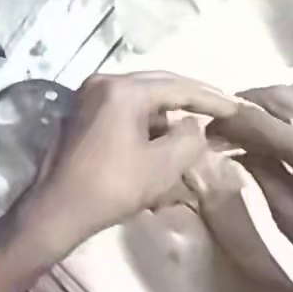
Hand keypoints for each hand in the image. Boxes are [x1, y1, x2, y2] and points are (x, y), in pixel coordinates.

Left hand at [18, 73, 238, 259]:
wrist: (56, 209)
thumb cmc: (111, 187)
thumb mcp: (162, 167)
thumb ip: (189, 139)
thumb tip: (191, 125)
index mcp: (122, 90)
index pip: (177, 87)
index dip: (210, 99)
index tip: (236, 108)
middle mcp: (103, 82)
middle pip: (157, 84)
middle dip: (189, 99)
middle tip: (220, 109)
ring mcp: (87, 95)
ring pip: (139, 97)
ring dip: (165, 112)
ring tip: (190, 130)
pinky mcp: (80, 112)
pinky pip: (122, 108)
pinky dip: (144, 121)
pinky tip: (159, 139)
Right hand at [207, 86, 292, 275]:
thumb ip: (264, 178)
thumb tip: (238, 153)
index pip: (263, 122)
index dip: (230, 121)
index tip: (208, 125)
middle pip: (286, 98)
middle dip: (251, 102)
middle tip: (225, 118)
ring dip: (275, 113)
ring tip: (249, 132)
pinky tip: (284, 146)